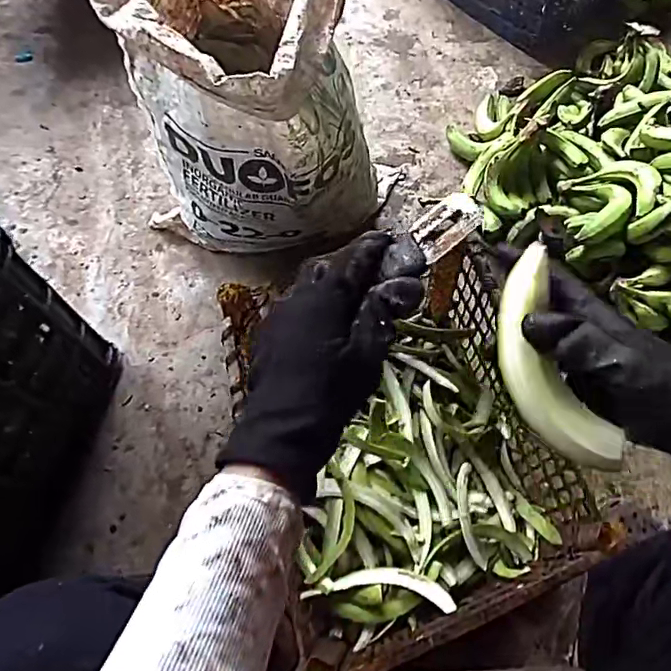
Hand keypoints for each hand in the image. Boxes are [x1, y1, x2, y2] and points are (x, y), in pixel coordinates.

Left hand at [220, 230, 426, 499]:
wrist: (280, 432)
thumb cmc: (330, 395)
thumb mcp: (366, 356)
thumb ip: (380, 314)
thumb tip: (400, 283)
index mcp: (326, 299)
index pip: (354, 259)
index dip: (374, 247)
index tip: (391, 238)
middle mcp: (299, 297)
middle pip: (328, 266)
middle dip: (353, 261)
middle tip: (376, 268)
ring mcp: (280, 314)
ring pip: (309, 284)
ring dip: (333, 282)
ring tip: (355, 293)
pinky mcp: (270, 332)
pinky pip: (297, 304)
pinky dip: (317, 301)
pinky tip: (328, 320)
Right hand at [503, 247, 670, 481]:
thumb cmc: (660, 386)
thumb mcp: (621, 362)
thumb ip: (579, 343)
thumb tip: (527, 321)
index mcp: (592, 316)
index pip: (554, 279)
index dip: (526, 262)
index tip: (496, 245)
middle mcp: (580, 332)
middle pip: (540, 303)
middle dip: (511, 289)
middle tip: (478, 280)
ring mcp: (578, 359)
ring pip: (539, 335)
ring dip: (513, 326)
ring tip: (485, 321)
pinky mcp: (577, 386)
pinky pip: (542, 367)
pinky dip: (522, 362)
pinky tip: (508, 366)